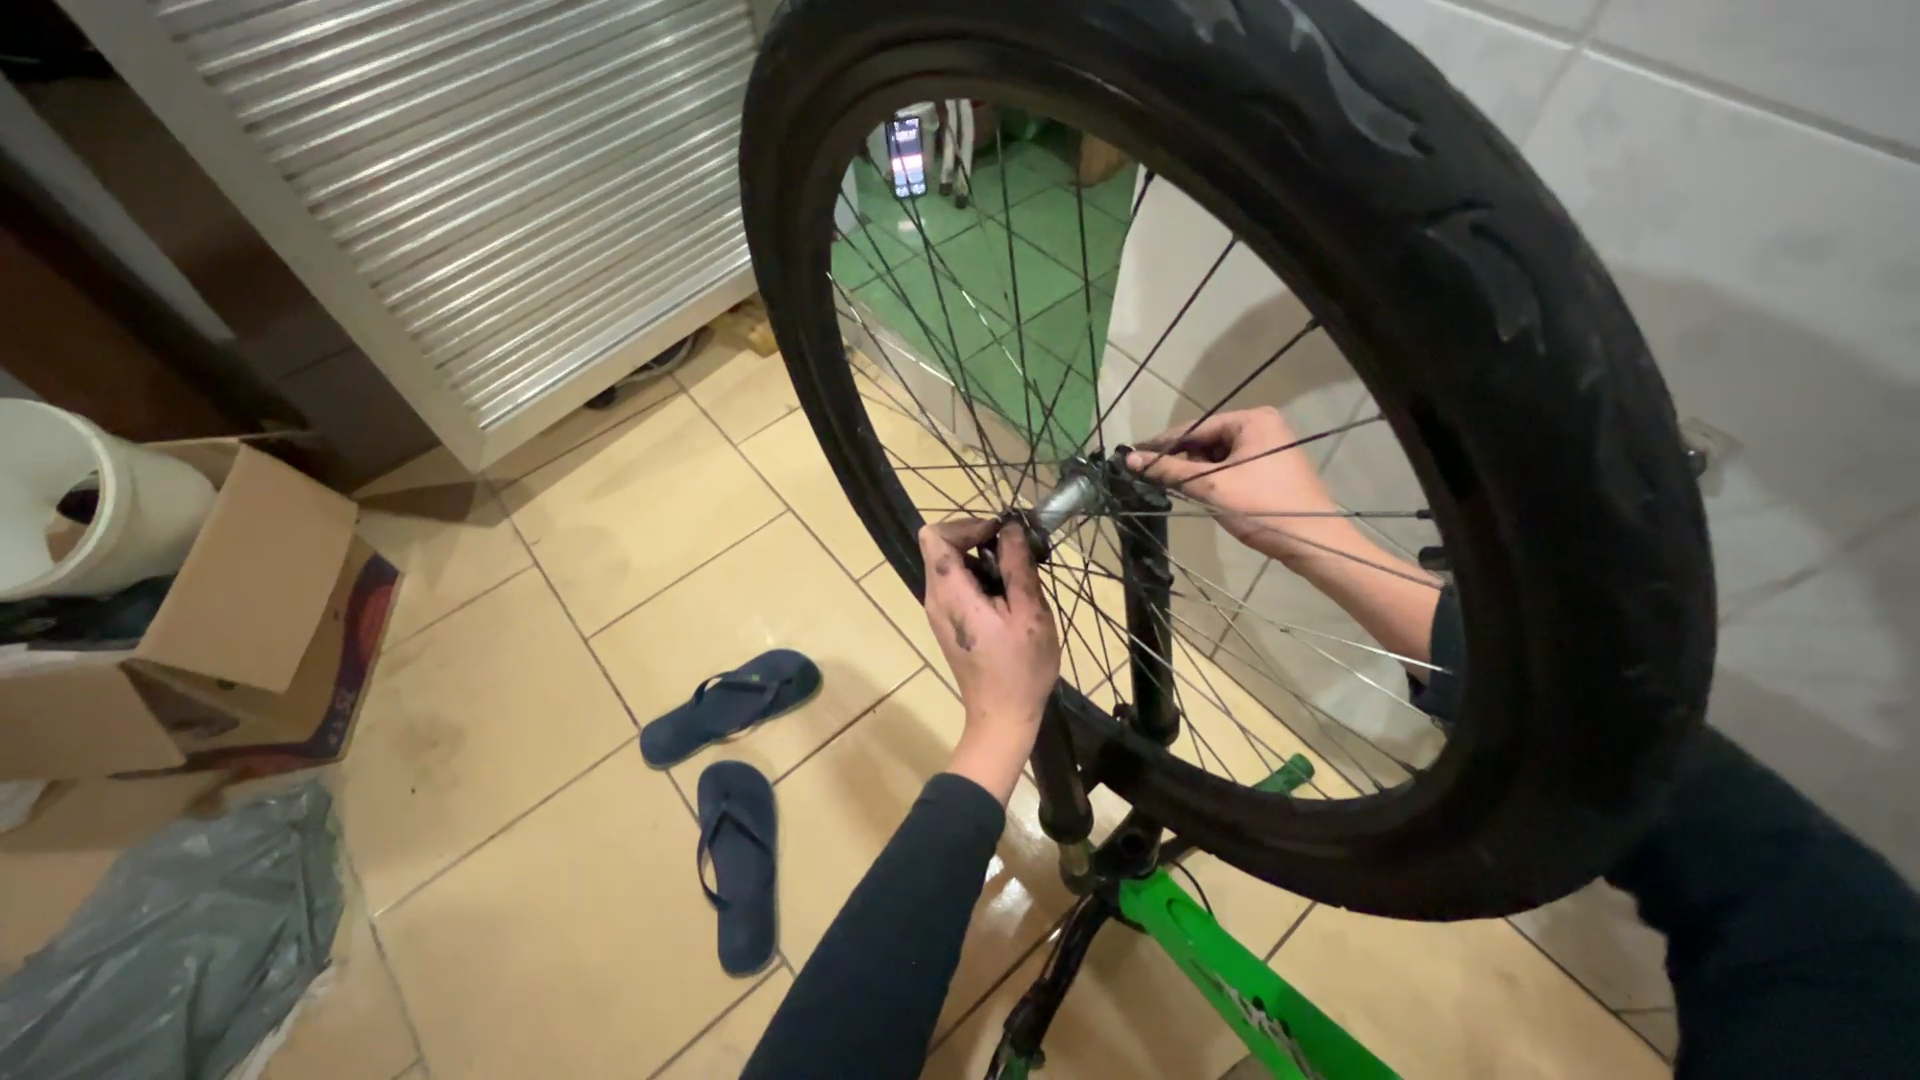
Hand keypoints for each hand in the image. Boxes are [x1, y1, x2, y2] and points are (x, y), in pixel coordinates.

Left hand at [919, 518, 1061, 803]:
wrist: (1002, 717)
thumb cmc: (1021, 668)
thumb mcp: (1030, 613)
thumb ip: (1017, 566)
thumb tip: (1010, 528)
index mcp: (950, 593)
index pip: (934, 535)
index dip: (966, 525)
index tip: (1000, 535)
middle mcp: (935, 598)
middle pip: (941, 547)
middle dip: (978, 540)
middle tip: (1017, 553)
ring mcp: (938, 612)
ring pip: (950, 565)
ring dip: (982, 560)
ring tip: (1018, 576)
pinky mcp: (948, 623)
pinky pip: (956, 585)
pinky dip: (979, 579)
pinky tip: (1008, 597)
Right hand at [1130, 408, 1442, 672]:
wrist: (1314, 542)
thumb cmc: (1262, 508)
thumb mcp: (1211, 487)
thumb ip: (1170, 471)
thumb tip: (1130, 460)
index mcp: (1252, 419)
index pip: (1194, 427)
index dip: (1162, 444)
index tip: (1133, 456)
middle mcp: (1264, 425)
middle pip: (1207, 440)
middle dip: (1182, 459)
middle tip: (1152, 477)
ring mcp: (1271, 446)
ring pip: (1220, 455)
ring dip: (1198, 471)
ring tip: (1174, 488)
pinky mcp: (1274, 467)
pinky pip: (1234, 466)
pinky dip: (1216, 478)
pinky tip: (1201, 493)